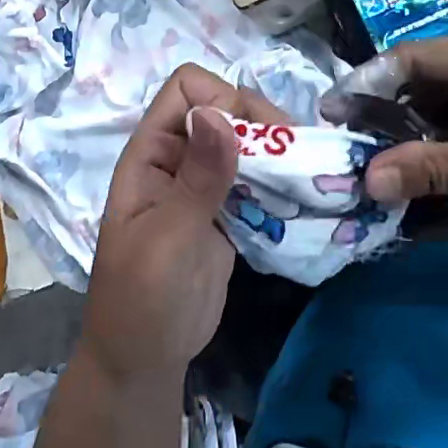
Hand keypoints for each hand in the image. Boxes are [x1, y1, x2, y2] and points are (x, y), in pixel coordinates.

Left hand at [80, 64, 288, 383]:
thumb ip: (197, 179)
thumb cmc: (142, 301)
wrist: (147, 358)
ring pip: (246, 139)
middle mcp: (179, 157)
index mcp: (151, 153)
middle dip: (261, 122)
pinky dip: (279, 177)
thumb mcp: (167, 240)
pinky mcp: (227, 207)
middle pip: (225, 107)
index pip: (187, 89)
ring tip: (305, 171)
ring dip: (277, 149)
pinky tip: (300, 191)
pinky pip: (257, 175)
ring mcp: (205, 182)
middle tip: (294, 155)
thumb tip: (218, 114)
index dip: (221, 100)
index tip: (249, 139)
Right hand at [322, 32, 447, 240]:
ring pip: (436, 108)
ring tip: (371, 167)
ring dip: (407, 137)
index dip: (364, 82)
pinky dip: (435, 149)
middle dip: (382, 115)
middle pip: (419, 81)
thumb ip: (429, 170)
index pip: (409, 58)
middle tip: (344, 148)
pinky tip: (415, 177)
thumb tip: (364, 179)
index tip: (328, 113)